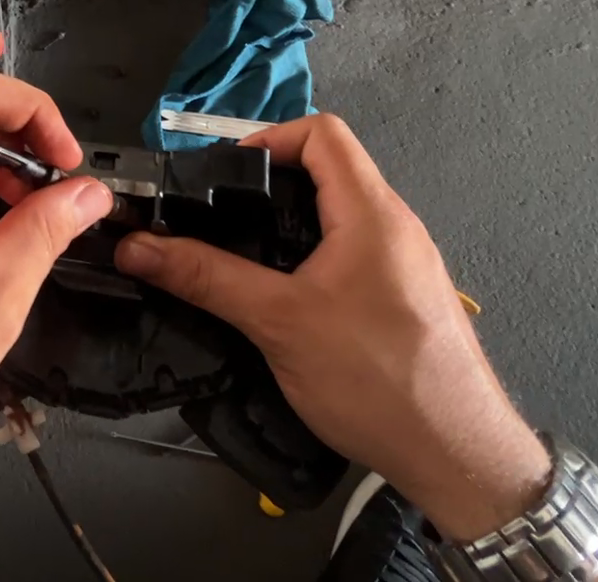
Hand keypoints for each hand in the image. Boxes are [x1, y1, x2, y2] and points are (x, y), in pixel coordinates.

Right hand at [113, 115, 548, 540]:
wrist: (462, 464)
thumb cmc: (376, 379)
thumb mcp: (278, 322)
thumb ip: (204, 277)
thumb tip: (135, 247)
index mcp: (372, 212)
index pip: (323, 132)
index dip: (267, 137)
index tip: (222, 174)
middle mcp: (394, 226)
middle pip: (327, 167)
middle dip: (265, 180)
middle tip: (216, 211)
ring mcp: (402, 262)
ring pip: (335, 211)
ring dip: (284, 217)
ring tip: (236, 246)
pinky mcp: (400, 295)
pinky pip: (347, 247)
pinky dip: (305, 250)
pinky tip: (276, 288)